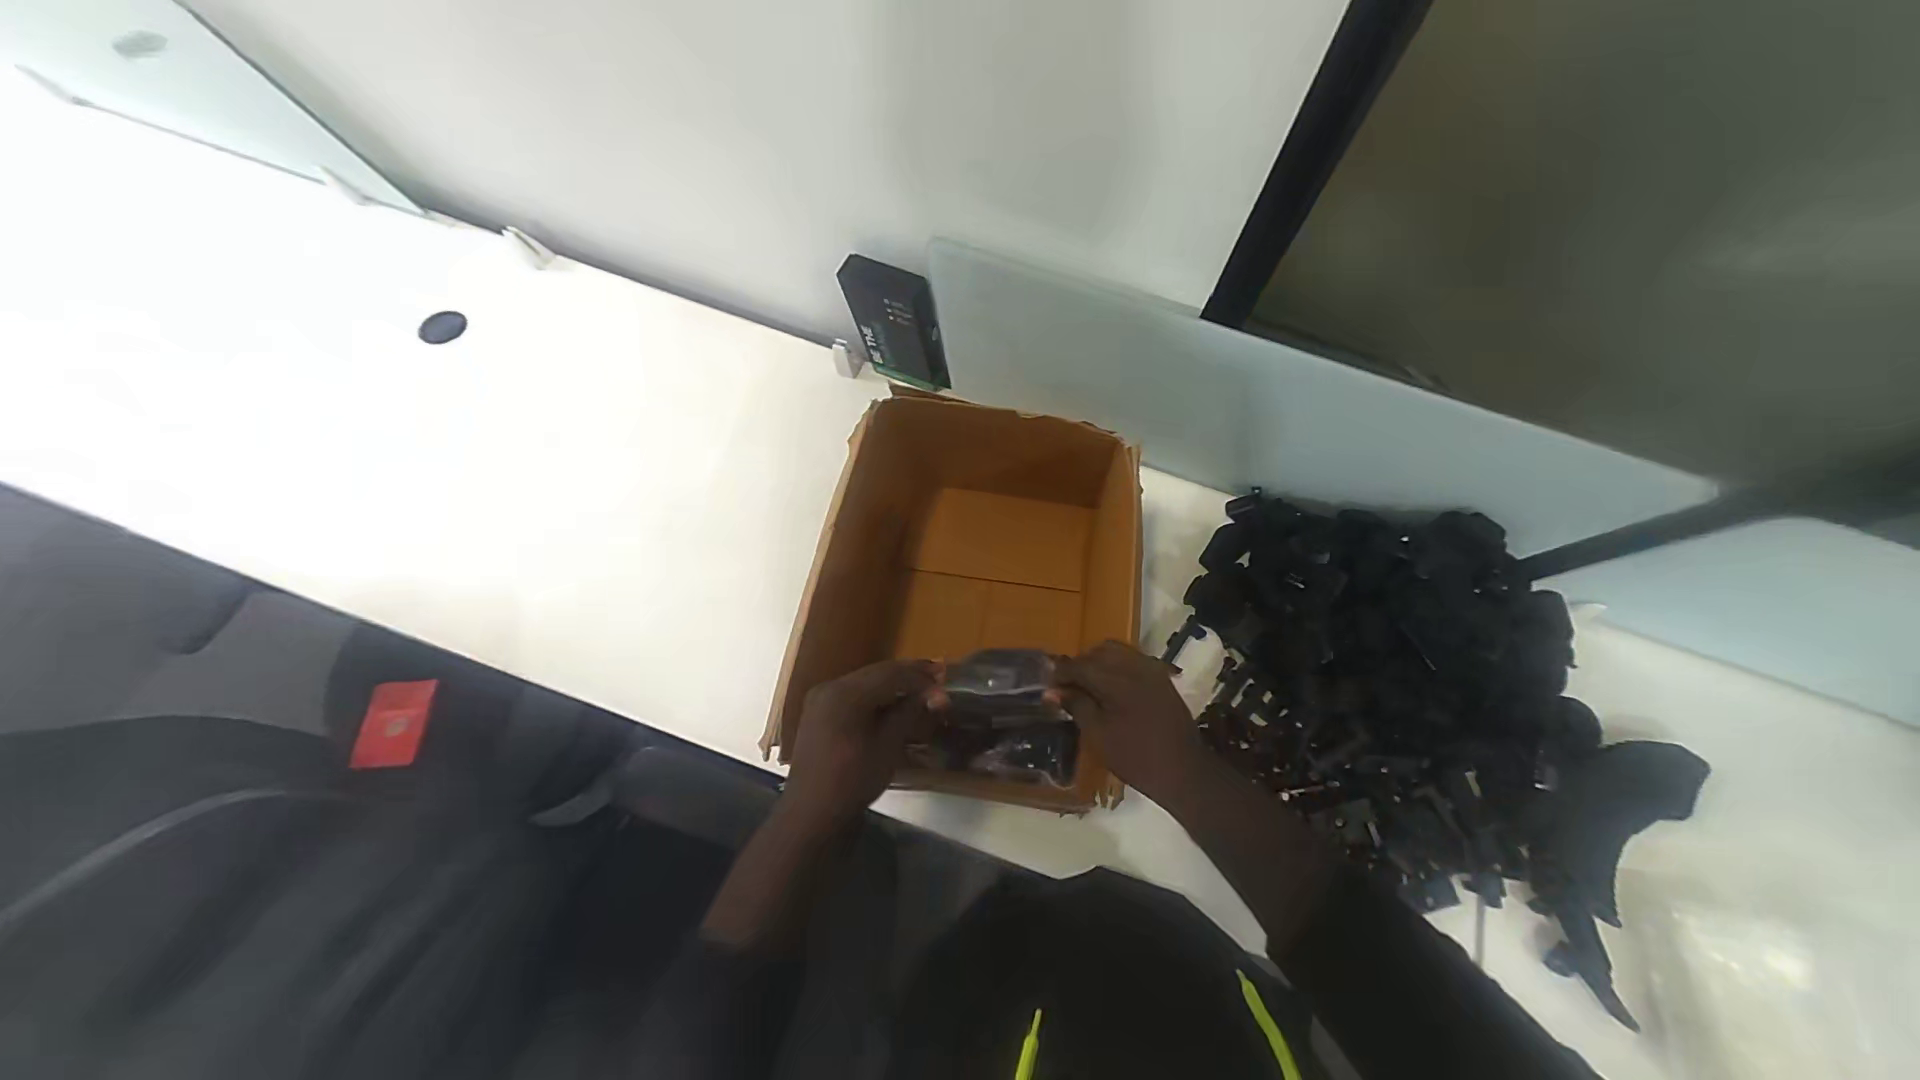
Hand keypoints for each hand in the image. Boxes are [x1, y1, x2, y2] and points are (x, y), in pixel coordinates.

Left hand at [784, 659, 945, 827]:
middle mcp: (829, 687)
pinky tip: (894, 700)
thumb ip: (909, 713)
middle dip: (908, 674)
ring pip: (865, 681)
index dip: (920, 677)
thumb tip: (937, 695)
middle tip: (938, 675)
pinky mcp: (819, 711)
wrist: (811, 814)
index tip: (945, 680)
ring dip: (893, 683)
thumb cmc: (852, 781)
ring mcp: (820, 698)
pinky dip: (875, 694)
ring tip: (921, 686)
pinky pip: (853, 693)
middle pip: (876, 673)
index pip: (890, 674)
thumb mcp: (887, 747)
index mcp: (844, 694)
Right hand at [1053, 640, 1211, 804]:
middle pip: (1097, 653)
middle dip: (1079, 665)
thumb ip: (1076, 705)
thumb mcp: (1098, 735)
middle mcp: (1135, 666)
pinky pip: (1133, 659)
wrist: (1183, 771)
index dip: (1060, 673)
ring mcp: (1151, 670)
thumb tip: (1052, 690)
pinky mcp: (1162, 678)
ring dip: (1097, 661)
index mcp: (1116, 680)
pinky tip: (1110, 684)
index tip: (1048, 685)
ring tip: (1087, 684)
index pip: (1080, 665)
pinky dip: (1116, 664)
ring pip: (1116, 651)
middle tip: (1065, 686)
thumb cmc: (1135, 757)